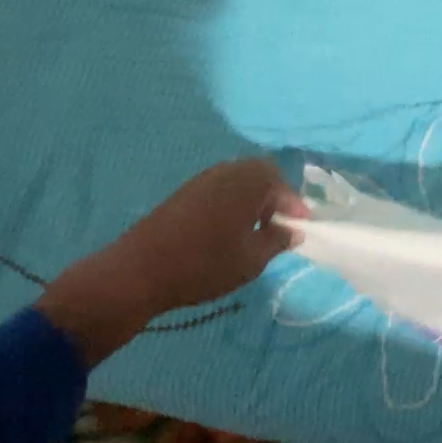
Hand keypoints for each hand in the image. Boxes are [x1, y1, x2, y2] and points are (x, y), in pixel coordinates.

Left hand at [37, 158, 308, 366]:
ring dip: (252, 201)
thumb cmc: (205, 264)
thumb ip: (278, 240)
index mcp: (249, 181)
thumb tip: (294, 231)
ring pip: (239, 182)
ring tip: (255, 232)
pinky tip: (228, 232)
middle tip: (280, 226)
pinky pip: (220, 190)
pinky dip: (232, 204)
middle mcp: (227, 171)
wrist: (139, 271)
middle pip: (261, 175)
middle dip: (274, 198)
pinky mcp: (184, 194)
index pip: (283, 185)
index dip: (295, 207)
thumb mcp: (252, 259)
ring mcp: (202, 180)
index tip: (302, 229)